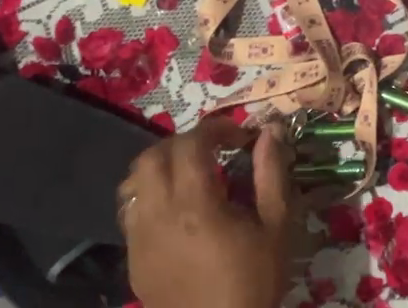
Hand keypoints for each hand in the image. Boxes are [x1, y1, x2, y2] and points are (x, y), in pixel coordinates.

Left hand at [118, 117, 300, 307]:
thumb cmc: (254, 280)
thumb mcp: (276, 224)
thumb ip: (271, 172)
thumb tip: (270, 130)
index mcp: (195, 205)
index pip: (190, 144)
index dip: (215, 129)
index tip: (241, 136)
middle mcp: (158, 216)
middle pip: (152, 157)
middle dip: (184, 142)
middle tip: (214, 149)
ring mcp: (139, 240)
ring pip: (133, 183)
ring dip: (161, 167)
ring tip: (192, 175)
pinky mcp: (132, 260)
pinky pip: (131, 212)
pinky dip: (151, 195)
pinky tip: (178, 208)